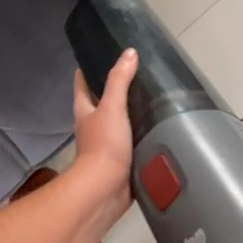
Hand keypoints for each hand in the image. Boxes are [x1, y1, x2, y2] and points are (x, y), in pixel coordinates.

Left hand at [66, 49, 137, 229]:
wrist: (106, 189)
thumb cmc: (104, 145)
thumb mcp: (112, 107)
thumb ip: (120, 81)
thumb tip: (129, 52)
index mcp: (85, 111)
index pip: (82, 83)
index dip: (88, 68)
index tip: (102, 53)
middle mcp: (93, 126)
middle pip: (101, 102)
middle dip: (115, 89)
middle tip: (138, 73)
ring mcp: (107, 145)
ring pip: (119, 122)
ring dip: (133, 113)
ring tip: (154, 96)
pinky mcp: (122, 160)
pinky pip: (133, 142)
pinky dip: (143, 134)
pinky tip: (160, 126)